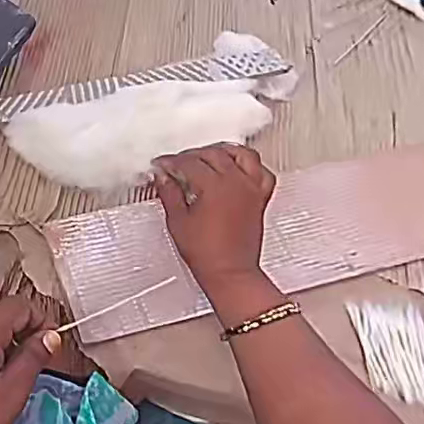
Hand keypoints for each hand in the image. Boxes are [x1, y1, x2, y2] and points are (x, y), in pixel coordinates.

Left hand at [0, 295, 51, 423]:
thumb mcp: (11, 390)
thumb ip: (33, 357)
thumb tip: (50, 336)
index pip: (21, 305)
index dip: (42, 321)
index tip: (52, 347)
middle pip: (4, 311)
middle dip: (26, 331)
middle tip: (37, 363)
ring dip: (8, 341)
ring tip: (15, 375)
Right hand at [153, 143, 275, 290]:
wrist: (230, 272)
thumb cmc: (207, 253)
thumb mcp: (178, 220)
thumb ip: (169, 193)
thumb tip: (163, 178)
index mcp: (214, 186)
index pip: (188, 163)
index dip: (170, 162)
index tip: (161, 165)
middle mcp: (236, 183)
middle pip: (213, 154)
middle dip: (191, 155)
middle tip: (177, 163)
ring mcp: (252, 189)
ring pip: (241, 154)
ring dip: (222, 151)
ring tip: (207, 155)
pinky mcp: (260, 198)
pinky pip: (261, 171)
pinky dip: (250, 165)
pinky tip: (238, 167)